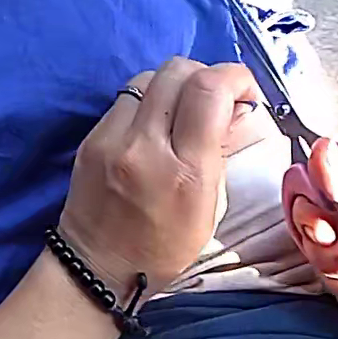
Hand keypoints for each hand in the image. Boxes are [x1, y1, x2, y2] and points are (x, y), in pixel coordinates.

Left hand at [58, 59, 259, 294]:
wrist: (95, 268)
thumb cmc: (164, 248)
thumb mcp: (210, 208)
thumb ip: (222, 151)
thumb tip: (237, 108)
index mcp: (185, 172)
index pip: (210, 91)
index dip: (236, 78)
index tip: (246, 93)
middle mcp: (144, 146)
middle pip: (179, 71)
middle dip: (208, 74)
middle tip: (217, 99)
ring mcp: (111, 138)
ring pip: (150, 76)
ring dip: (176, 84)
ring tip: (185, 109)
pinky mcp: (90, 136)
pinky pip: (127, 97)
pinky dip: (150, 100)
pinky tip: (156, 122)